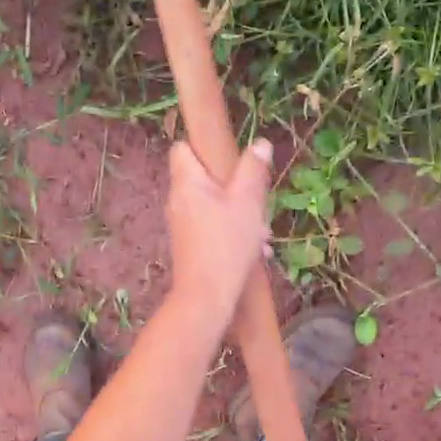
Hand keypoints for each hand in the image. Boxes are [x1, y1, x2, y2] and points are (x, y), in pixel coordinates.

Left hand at [164, 137, 272, 323]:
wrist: (205, 296)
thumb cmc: (226, 244)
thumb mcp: (247, 202)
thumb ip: (253, 170)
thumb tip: (259, 144)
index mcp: (186, 183)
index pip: (182, 148)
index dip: (204, 145)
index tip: (230, 156)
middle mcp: (178, 201)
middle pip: (204, 177)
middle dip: (234, 185)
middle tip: (256, 197)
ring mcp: (182, 224)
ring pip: (213, 205)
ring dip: (239, 212)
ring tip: (262, 230)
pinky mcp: (189, 245)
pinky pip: (212, 227)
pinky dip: (232, 232)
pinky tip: (257, 249)